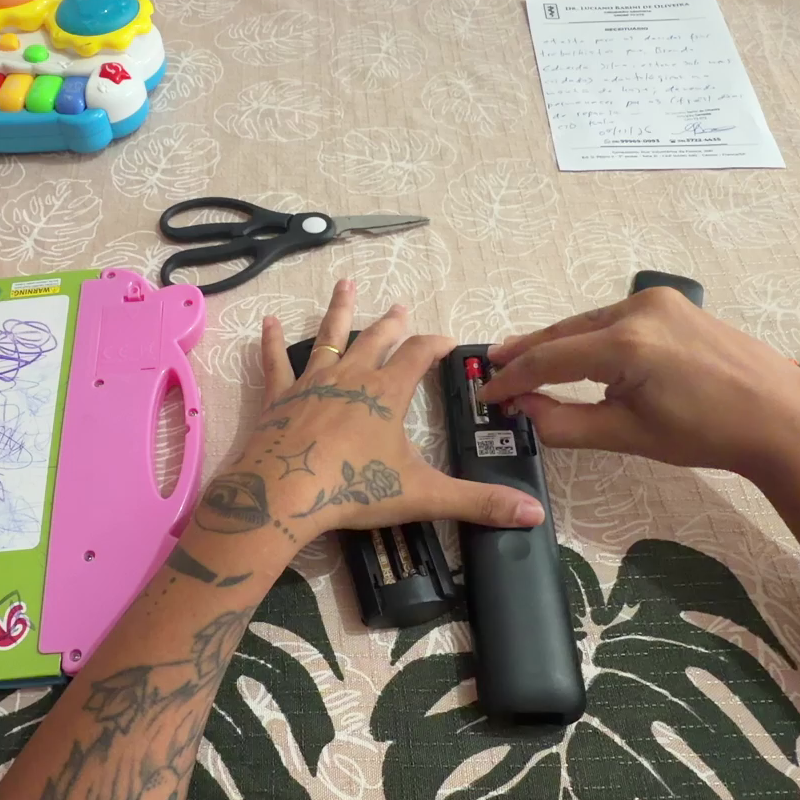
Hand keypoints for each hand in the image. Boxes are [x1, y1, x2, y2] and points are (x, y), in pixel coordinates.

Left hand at [200, 278, 545, 544]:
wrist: (285, 493)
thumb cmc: (354, 488)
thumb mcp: (423, 495)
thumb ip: (478, 502)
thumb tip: (533, 513)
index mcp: (387, 392)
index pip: (418, 355)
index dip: (435, 344)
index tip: (446, 339)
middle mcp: (351, 376)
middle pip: (376, 340)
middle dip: (392, 324)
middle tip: (400, 308)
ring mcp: (312, 383)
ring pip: (329, 338)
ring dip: (339, 311)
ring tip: (344, 286)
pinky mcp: (279, 397)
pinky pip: (275, 363)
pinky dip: (271, 342)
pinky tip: (267, 322)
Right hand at [478, 286, 799, 484]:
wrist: (782, 418)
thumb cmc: (707, 434)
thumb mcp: (627, 435)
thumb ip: (563, 423)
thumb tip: (521, 410)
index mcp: (627, 344)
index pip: (549, 358)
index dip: (512, 378)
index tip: (486, 394)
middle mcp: (639, 309)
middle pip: (563, 332)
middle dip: (525, 352)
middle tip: (491, 367)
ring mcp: (659, 302)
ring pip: (586, 322)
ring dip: (555, 344)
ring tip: (522, 361)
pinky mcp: (673, 305)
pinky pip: (612, 319)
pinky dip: (586, 337)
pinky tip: (572, 352)